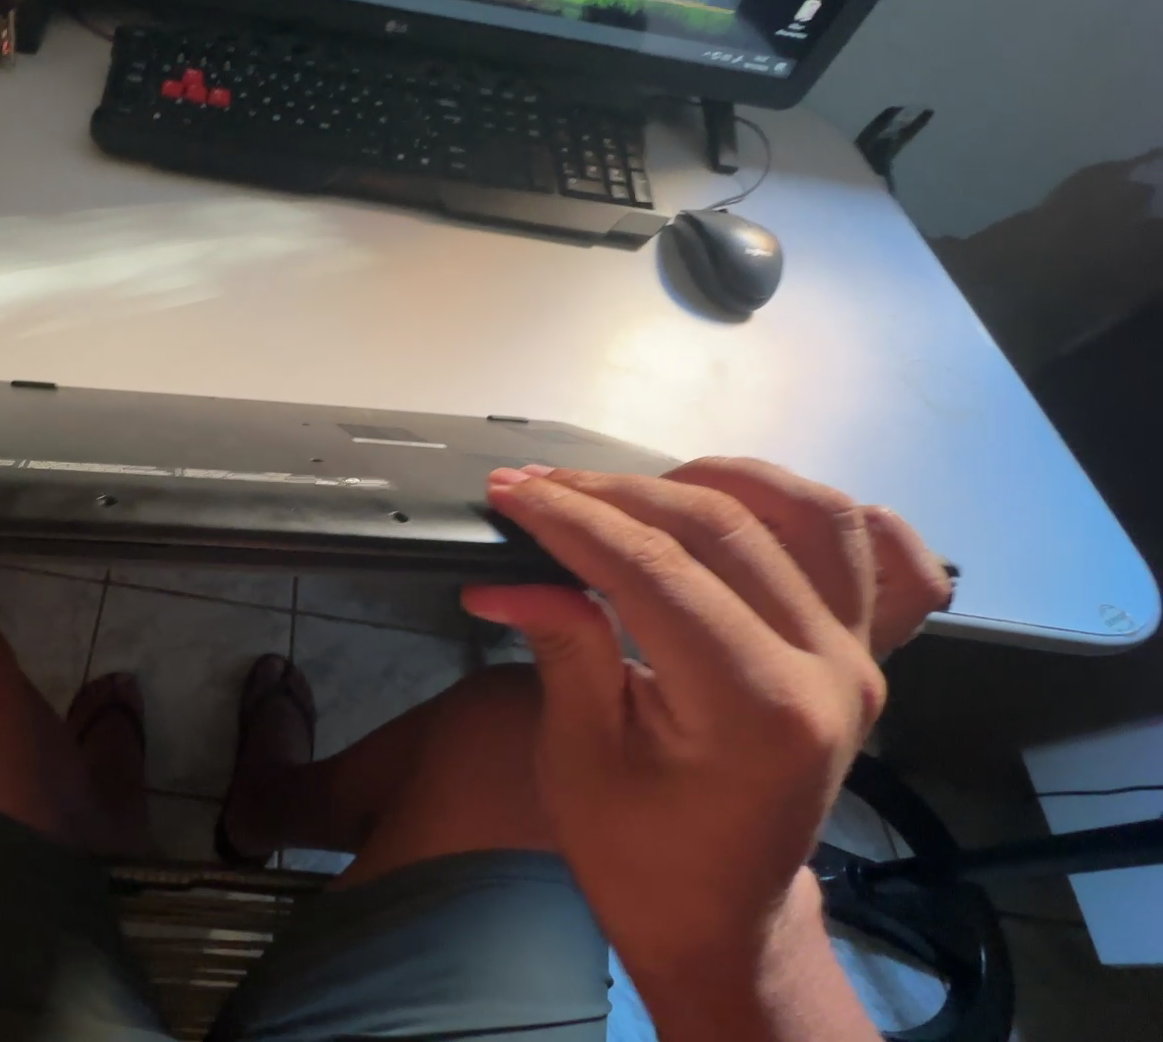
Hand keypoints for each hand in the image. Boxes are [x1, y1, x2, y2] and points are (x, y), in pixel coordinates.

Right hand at [462, 458, 947, 1035]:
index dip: (570, 520)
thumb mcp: (576, 755)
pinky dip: (825, 517)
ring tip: (631, 486)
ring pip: (813, 516)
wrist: (716, 911)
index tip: (508, 493)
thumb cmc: (633, 850)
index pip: (653, 570)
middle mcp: (828, 670)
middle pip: (722, 528)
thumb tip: (504, 580)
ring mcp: (861, 658)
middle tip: (533, 485)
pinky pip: (888, 561)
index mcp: (752, 708)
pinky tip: (760, 511)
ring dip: (714, 480)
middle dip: (611, 493)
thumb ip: (561, 647)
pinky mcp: (864, 656)